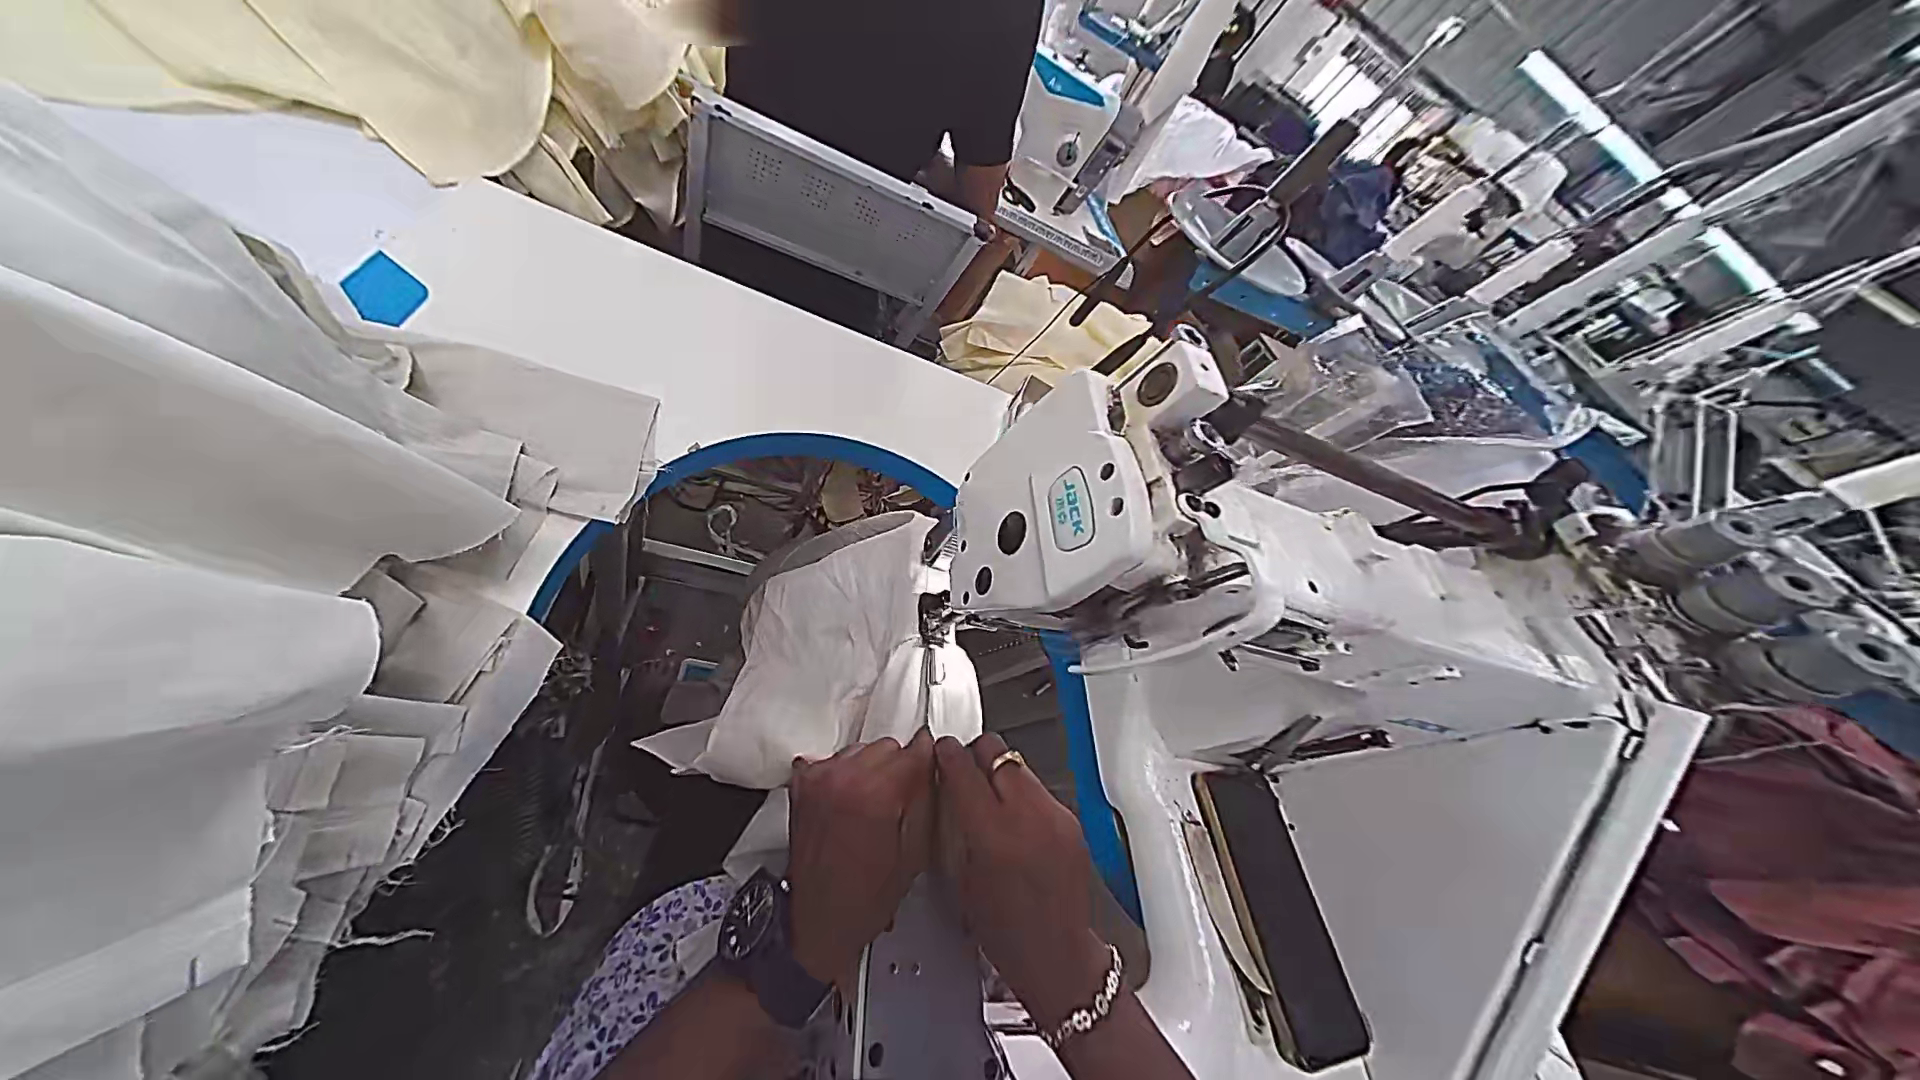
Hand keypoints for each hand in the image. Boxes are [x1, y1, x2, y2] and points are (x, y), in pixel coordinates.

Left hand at [785, 729, 934, 983]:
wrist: (817, 922)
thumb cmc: (863, 898)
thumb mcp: (915, 852)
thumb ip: (928, 799)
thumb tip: (934, 764)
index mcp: (876, 792)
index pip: (917, 750)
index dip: (929, 765)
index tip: (929, 774)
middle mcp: (844, 777)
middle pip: (890, 747)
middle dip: (900, 769)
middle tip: (899, 803)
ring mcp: (820, 778)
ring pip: (863, 750)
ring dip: (872, 770)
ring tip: (871, 806)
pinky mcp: (803, 783)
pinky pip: (835, 760)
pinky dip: (844, 774)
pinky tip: (849, 801)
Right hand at [935, 733, 1109, 1027]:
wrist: (1058, 957)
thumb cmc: (1008, 934)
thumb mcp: (963, 879)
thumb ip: (956, 826)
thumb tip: (951, 788)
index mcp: (993, 835)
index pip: (965, 769)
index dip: (949, 753)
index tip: (944, 750)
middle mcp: (1027, 818)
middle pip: (997, 751)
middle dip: (976, 754)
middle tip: (966, 766)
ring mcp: (1054, 817)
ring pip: (1019, 766)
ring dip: (1000, 773)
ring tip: (990, 797)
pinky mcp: (1071, 821)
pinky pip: (1039, 789)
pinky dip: (1023, 794)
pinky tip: (1015, 818)